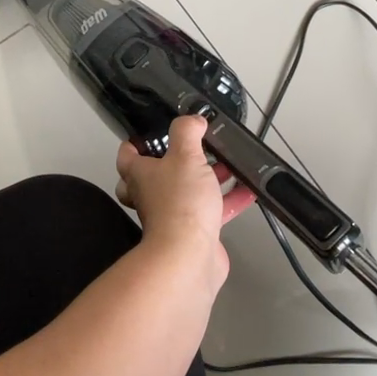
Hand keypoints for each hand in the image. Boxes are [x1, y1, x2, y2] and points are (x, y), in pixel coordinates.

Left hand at [115, 116, 256, 279]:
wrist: (190, 256)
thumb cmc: (180, 201)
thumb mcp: (185, 156)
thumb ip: (187, 133)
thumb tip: (192, 120)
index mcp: (140, 175)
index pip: (127, 155)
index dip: (135, 142)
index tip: (151, 134)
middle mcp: (152, 195)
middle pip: (157, 175)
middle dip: (176, 162)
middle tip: (194, 150)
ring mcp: (173, 215)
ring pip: (188, 192)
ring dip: (208, 179)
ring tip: (229, 164)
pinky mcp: (195, 232)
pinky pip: (212, 211)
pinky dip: (230, 200)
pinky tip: (249, 191)